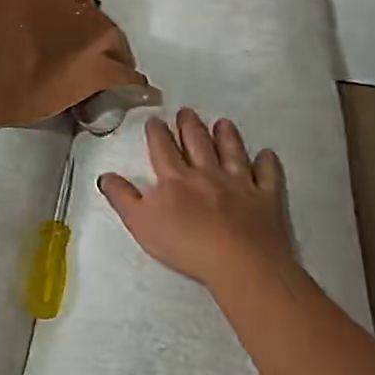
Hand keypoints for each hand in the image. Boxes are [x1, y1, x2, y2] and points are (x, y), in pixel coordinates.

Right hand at [98, 108, 293, 287]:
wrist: (240, 262)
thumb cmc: (184, 244)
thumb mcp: (139, 223)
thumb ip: (122, 197)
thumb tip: (106, 176)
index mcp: (175, 179)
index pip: (163, 149)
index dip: (157, 133)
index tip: (155, 120)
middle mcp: (207, 174)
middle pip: (198, 144)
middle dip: (190, 126)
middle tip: (187, 112)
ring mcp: (241, 184)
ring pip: (232, 153)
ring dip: (226, 136)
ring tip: (222, 123)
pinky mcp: (267, 198)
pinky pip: (268, 174)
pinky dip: (267, 162)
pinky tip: (266, 154)